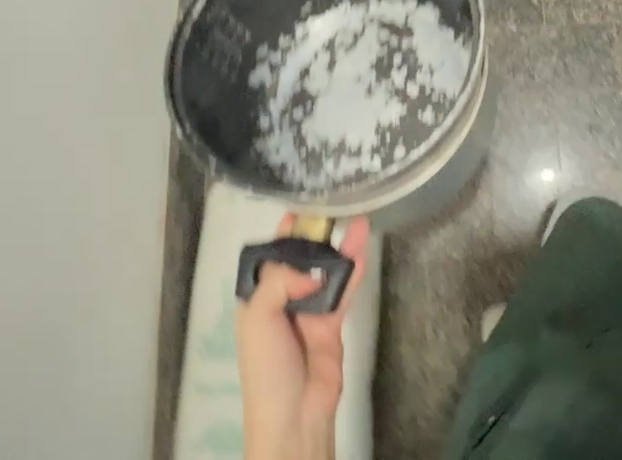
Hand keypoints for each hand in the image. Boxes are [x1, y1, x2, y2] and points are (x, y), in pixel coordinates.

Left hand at [236, 215, 371, 459]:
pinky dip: (353, 270)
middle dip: (317, 236)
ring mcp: (310, 309)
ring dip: (341, 248)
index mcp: (258, 297)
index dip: (283, 235)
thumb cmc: (266, 366)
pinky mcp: (333, 321)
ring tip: (359, 221)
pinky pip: (344, 290)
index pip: (270, 258)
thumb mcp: (259, 318)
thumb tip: (311, 267)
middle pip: (302, 260)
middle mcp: (283, 298)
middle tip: (335, 207)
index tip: (300, 208)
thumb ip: (280, 281)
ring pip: (327, 271)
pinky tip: (363, 249)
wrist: (294, 414)